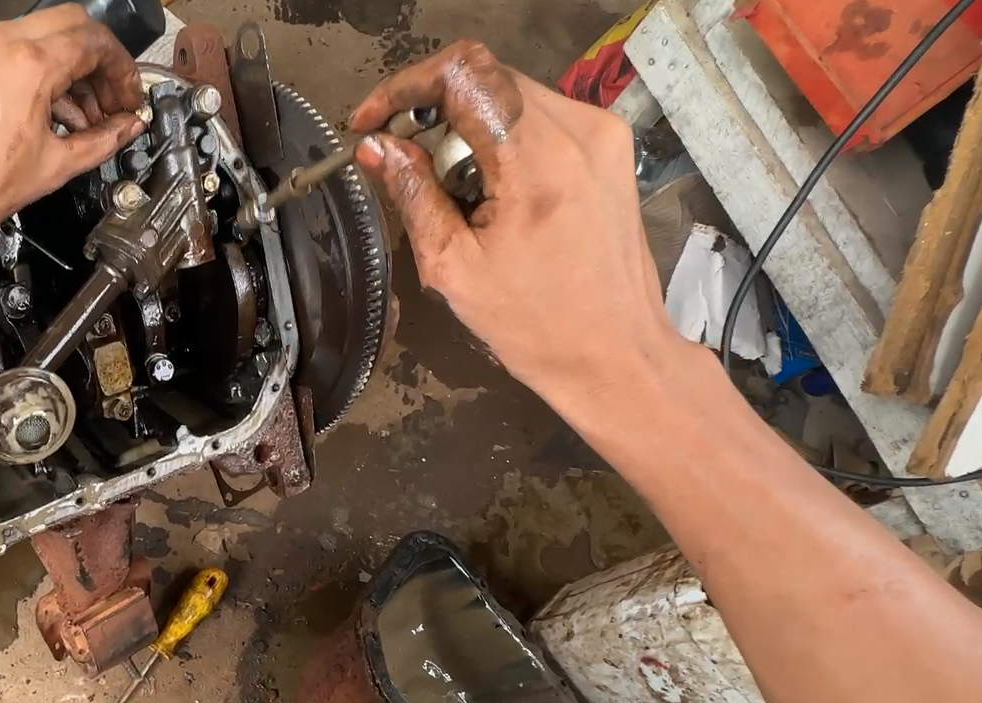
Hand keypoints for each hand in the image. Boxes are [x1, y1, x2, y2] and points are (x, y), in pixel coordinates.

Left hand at [0, 7, 145, 253]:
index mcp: (30, 65)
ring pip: (44, 34)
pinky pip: (16, 49)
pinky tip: (53, 112)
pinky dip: (42, 70)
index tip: (131, 96)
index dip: (122, 69)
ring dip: (71, 66)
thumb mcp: (55, 166)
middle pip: (72, 24)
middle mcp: (4, 40)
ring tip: (85, 117)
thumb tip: (130, 127)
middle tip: (112, 101)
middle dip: (99, 60)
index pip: (94, 42)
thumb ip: (101, 141)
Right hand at [352, 42, 685, 410]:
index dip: (405, 87)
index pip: (465, 74)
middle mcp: (579, 128)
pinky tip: (486, 190)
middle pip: (486, 78)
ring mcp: (601, 132)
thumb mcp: (453, 267)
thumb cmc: (529, 323)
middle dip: (430, 113)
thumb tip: (376, 147)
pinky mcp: (609, 145)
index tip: (370, 123)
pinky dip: (496, 139)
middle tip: (401, 164)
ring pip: (510, 94)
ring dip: (462, 129)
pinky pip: (536, 117)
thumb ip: (414, 195)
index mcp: (537, 161)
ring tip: (449, 192)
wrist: (611, 349)